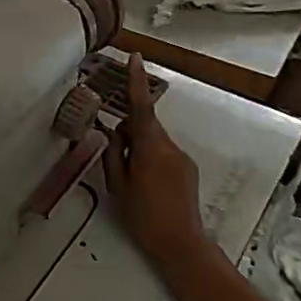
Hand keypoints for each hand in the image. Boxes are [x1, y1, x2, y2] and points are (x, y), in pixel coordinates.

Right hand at [102, 54, 207, 265]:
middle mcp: (170, 147)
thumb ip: (113, 155)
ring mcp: (182, 158)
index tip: (136, 57)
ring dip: (139, 150)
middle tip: (117, 163)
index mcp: (150, 148)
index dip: (136, 81)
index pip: (140, 107)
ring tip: (132, 182)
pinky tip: (147, 187)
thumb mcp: (117, 186)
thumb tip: (113, 133)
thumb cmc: (143, 216)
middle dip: (128, 135)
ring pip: (154, 142)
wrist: (180, 243)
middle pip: (145, 127)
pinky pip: (164, 154)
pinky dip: (151, 160)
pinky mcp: (188, 169)